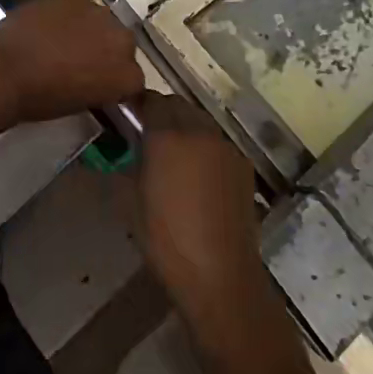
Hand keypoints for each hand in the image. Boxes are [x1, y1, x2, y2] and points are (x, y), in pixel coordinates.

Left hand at [0, 0, 142, 121]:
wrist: (5, 69)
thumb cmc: (39, 99)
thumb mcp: (79, 103)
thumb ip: (99, 88)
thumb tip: (94, 80)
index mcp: (128, 77)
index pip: (132, 78)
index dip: (113, 79)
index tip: (97, 83)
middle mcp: (124, 42)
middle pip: (122, 45)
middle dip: (106, 51)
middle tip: (80, 60)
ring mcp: (101, 14)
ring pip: (102, 22)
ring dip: (90, 29)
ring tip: (62, 39)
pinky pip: (79, 4)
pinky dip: (69, 12)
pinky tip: (49, 22)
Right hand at [135, 94, 261, 302]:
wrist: (219, 273)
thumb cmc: (166, 238)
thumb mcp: (131, 199)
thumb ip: (131, 161)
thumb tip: (132, 146)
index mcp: (168, 136)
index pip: (153, 100)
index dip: (139, 105)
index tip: (129, 118)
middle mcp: (200, 132)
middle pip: (179, 105)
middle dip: (163, 113)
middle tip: (148, 136)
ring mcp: (227, 148)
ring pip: (201, 122)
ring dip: (186, 128)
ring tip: (174, 157)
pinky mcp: (244, 166)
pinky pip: (218, 144)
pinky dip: (205, 148)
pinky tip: (198, 176)